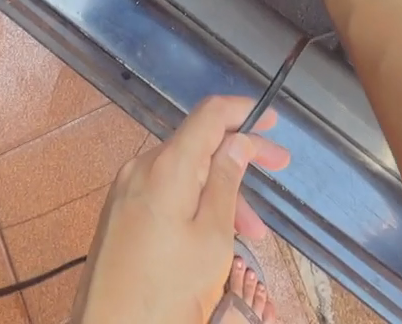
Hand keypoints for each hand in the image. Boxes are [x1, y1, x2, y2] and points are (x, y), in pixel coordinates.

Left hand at [74, 96, 290, 323]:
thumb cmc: (167, 289)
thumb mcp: (212, 239)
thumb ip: (226, 183)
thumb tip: (238, 142)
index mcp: (167, 165)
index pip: (210, 114)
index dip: (243, 111)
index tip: (272, 121)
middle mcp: (142, 165)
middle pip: (199, 143)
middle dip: (240, 154)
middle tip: (280, 167)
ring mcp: (127, 187)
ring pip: (185, 171)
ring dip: (221, 188)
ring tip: (253, 232)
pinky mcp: (121, 210)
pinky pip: (166, 190)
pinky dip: (195, 200)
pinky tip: (216, 231)